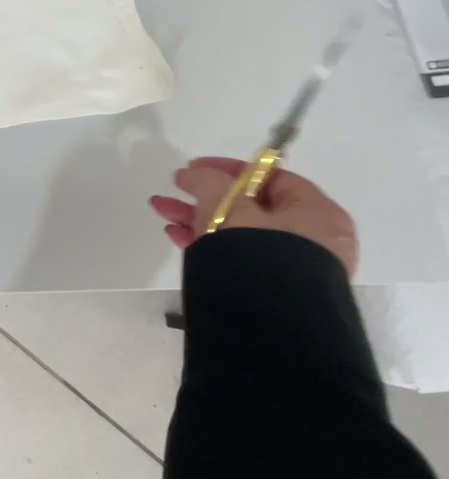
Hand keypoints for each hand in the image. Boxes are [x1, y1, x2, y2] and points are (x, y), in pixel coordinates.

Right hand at [149, 156, 359, 275]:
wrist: (268, 311)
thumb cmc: (258, 246)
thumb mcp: (226, 203)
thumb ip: (208, 181)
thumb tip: (193, 173)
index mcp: (317, 212)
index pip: (274, 178)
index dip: (231, 168)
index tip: (194, 167)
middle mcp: (312, 236)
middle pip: (250, 204)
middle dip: (203, 195)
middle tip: (172, 190)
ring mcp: (292, 261)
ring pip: (237, 228)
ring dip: (195, 215)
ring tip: (160, 210)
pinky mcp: (271, 280)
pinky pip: (236, 251)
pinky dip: (205, 239)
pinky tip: (174, 234)